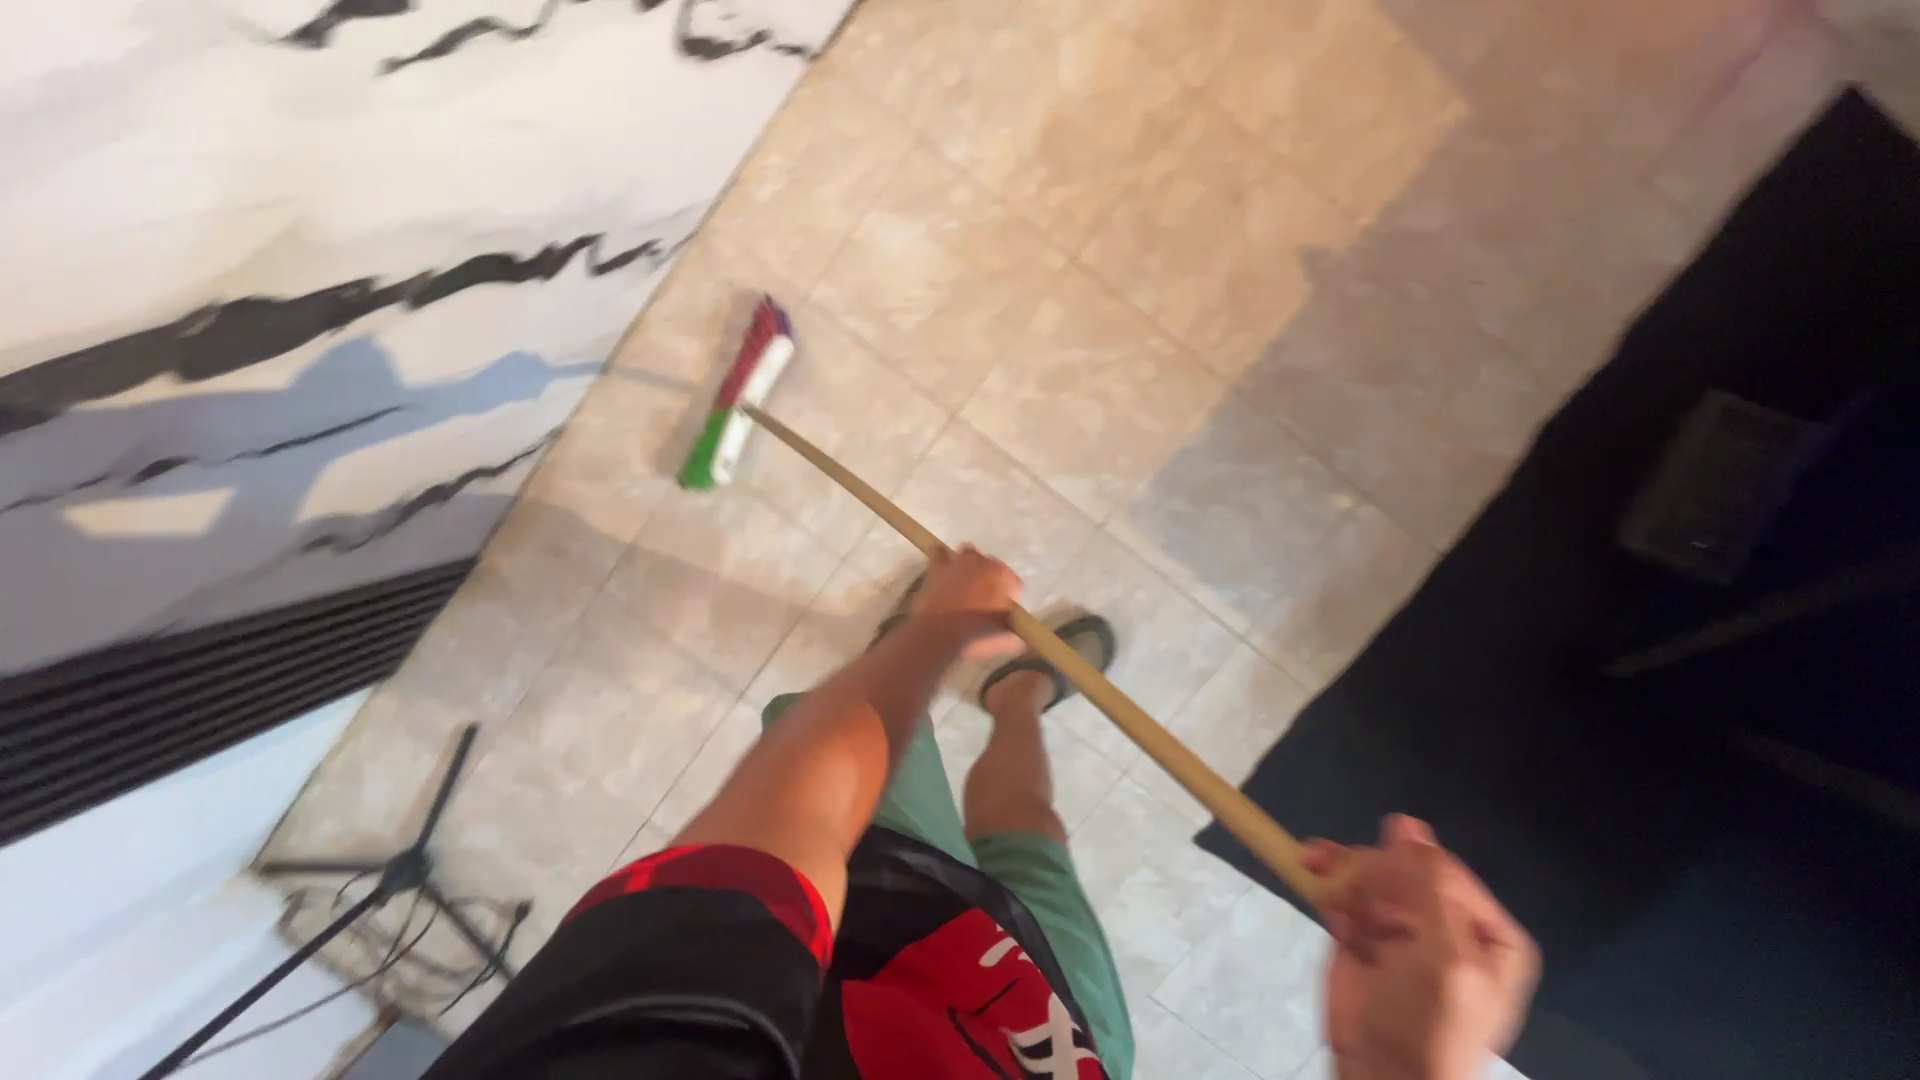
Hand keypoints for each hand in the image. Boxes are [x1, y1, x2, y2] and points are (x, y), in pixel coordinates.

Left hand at [911, 544, 1022, 658]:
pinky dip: (942, 559)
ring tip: (963, 583)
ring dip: (968, 565)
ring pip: (968, 554)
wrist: (939, 633)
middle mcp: (984, 562)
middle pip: (991, 566)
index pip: (1014, 583)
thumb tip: (1016, 631)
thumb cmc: (977, 636)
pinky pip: (940, 553)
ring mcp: (959, 561)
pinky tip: (942, 570)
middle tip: (982, 600)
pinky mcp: (937, 566)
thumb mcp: (1007, 640)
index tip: (1003, 611)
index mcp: (1004, 577)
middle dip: (988, 579)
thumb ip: (1014, 629)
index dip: (1009, 597)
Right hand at [1304, 815, 1537, 1079]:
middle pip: (1399, 869)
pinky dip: (1331, 893)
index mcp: (1484, 931)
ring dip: (1340, 871)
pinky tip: (1327, 908)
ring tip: (1313, 866)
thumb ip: (1429, 889)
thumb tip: (1406, 823)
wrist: (1382, 1076)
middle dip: (1363, 868)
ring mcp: (1402, 929)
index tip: (1365, 871)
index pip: (1440, 870)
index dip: (1400, 865)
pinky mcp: (1363, 936)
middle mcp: (1445, 923)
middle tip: (1331, 876)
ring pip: (1368, 876)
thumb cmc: (1428, 1025)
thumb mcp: (1443, 958)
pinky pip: (1347, 896)